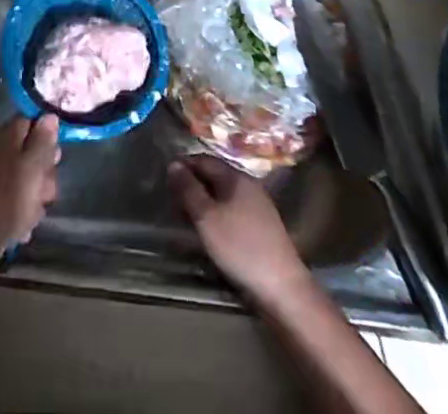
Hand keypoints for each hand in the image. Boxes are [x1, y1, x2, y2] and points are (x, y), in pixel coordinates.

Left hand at [0, 115, 60, 260]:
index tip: (54, 160)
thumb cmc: (6, 200)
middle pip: (33, 156)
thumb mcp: (31, 169)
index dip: (47, 141)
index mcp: (7, 138)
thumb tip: (50, 115)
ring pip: (29, 182)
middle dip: (44, 177)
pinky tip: (20, 227)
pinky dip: (23, 214)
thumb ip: (42, 143)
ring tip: (30, 214)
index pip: (31, 125)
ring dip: (35, 200)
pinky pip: (18, 201)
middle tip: (42, 193)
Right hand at [168, 154, 309, 303]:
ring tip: (186, 218)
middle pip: (213, 176)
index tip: (165, 183)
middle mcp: (249, 186)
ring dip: (202, 202)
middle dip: (191, 186)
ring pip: (221, 195)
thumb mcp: (205, 215)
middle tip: (173, 203)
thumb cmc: (239, 246)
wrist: (282, 288)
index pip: (202, 160)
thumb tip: (173, 163)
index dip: (182, 167)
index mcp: (236, 178)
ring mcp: (258, 207)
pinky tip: (208, 230)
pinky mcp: (261, 226)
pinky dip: (215, 215)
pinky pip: (231, 210)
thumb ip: (187, 187)